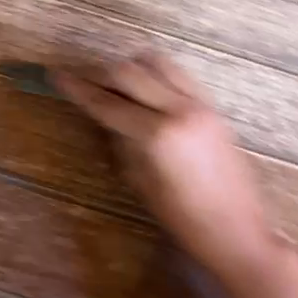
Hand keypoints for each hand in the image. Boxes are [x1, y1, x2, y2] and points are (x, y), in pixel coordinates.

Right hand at [53, 55, 276, 278]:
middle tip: (80, 78)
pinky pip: (178, 75)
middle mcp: (179, 110)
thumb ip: (122, 143)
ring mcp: (200, 105)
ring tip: (114, 82)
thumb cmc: (185, 221)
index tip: (57, 76)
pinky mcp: (213, 108)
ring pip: (157, 63)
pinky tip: (146, 91)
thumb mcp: (142, 184)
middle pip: (128, 71)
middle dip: (99, 72)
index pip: (107, 103)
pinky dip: (155, 75)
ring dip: (130, 67)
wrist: (240, 234)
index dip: (78, 89)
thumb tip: (107, 118)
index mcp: (158, 135)